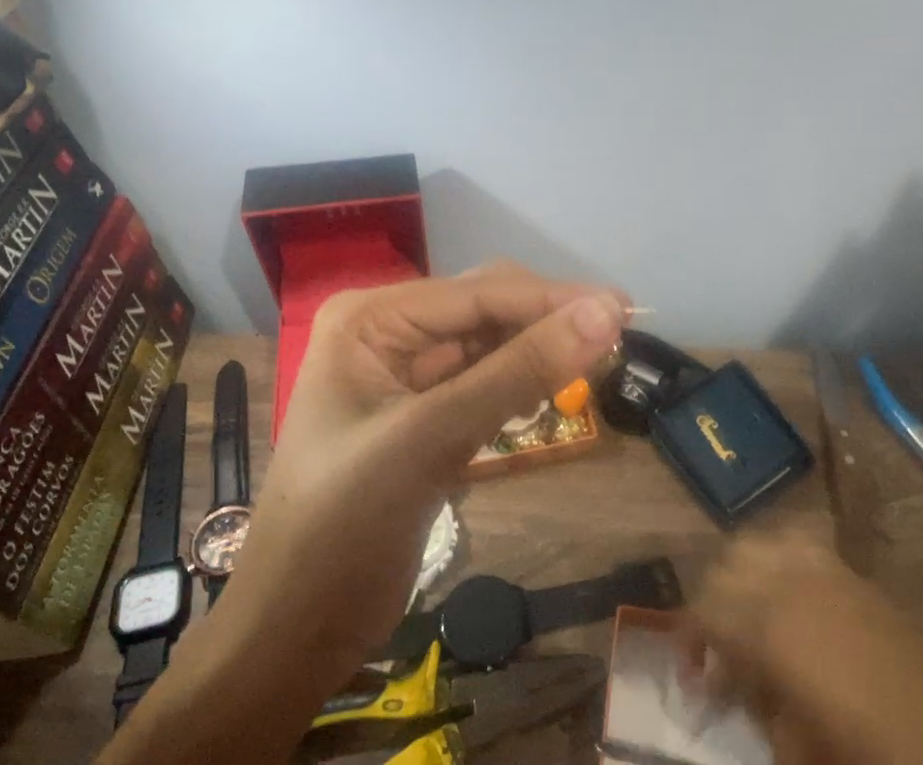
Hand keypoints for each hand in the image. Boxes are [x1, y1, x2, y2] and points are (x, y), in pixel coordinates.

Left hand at [224, 263, 627, 659]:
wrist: (295, 629)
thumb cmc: (345, 524)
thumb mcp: (430, 438)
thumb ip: (518, 373)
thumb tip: (606, 313)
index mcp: (369, 320)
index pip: (478, 292)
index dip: (553, 299)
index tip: (627, 310)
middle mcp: (385, 335)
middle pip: (485, 310)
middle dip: (547, 321)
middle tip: (621, 336)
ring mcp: (403, 380)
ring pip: (490, 348)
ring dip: (540, 353)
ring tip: (602, 360)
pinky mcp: (422, 422)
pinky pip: (484, 387)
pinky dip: (522, 388)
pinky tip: (558, 392)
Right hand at [684, 533, 922, 764]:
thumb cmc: (864, 754)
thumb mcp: (793, 746)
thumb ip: (753, 701)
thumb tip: (732, 679)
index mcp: (768, 626)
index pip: (703, 611)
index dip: (689, 642)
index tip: (695, 679)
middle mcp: (791, 583)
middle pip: (726, 565)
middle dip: (712, 603)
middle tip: (720, 652)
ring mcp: (828, 573)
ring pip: (762, 542)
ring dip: (744, 573)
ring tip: (750, 614)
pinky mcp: (858, 577)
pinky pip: (803, 547)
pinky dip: (782, 564)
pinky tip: (791, 602)